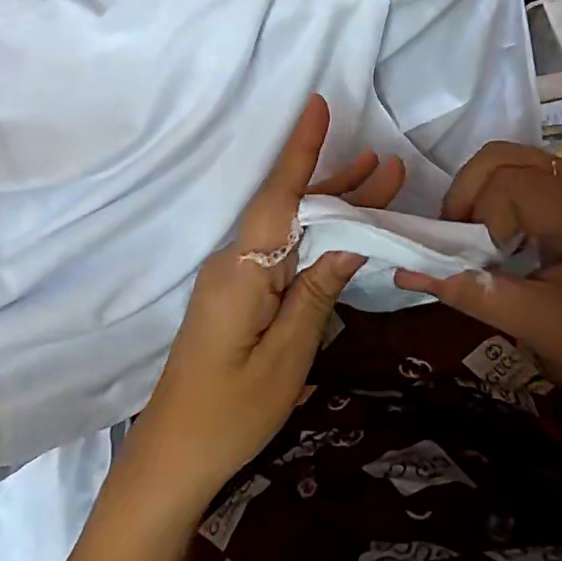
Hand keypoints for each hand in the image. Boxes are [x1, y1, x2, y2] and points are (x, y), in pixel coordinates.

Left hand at [125, 95, 404, 509]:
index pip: (278, 198)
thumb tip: (352, 240)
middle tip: (387, 166)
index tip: (317, 106)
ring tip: (375, 184)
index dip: (300, 151)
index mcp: (243, 273)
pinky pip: (278, 256)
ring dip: (327, 209)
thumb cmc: (230, 414)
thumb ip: (317, 293)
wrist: (174, 455)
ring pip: (285, 232)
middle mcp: (233, 264)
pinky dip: (312, 240)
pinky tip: (340, 235)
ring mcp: (232, 281)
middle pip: (288, 211)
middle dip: (335, 184)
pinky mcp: (236, 298)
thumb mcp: (287, 357)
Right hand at [394, 141, 561, 393]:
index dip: (478, 214)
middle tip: (459, 233)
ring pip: (513, 159)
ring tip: (475, 232)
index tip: (471, 256)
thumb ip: (470, 293)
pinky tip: (500, 232)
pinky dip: (497, 194)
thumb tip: (405, 272)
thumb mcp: (531, 323)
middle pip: (507, 156)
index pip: (511, 183)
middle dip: (469, 190)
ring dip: (481, 189)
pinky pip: (525, 175)